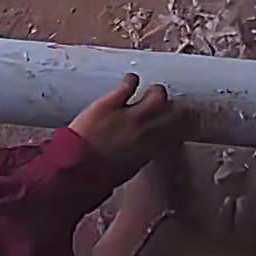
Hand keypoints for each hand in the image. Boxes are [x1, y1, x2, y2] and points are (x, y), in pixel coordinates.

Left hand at [68, 74, 191, 181]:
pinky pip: (129, 85)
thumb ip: (140, 153)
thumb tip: (145, 146)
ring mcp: (129, 116)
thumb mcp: (127, 168)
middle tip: (162, 103)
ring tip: (148, 91)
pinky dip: (131, 81)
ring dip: (154, 92)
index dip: (178, 122)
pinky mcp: (110, 104)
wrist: (77, 168)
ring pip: (157, 95)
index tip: (177, 119)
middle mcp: (145, 131)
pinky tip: (129, 81)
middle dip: (169, 106)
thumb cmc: (99, 175)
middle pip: (171, 111)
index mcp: (150, 149)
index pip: (175, 131)